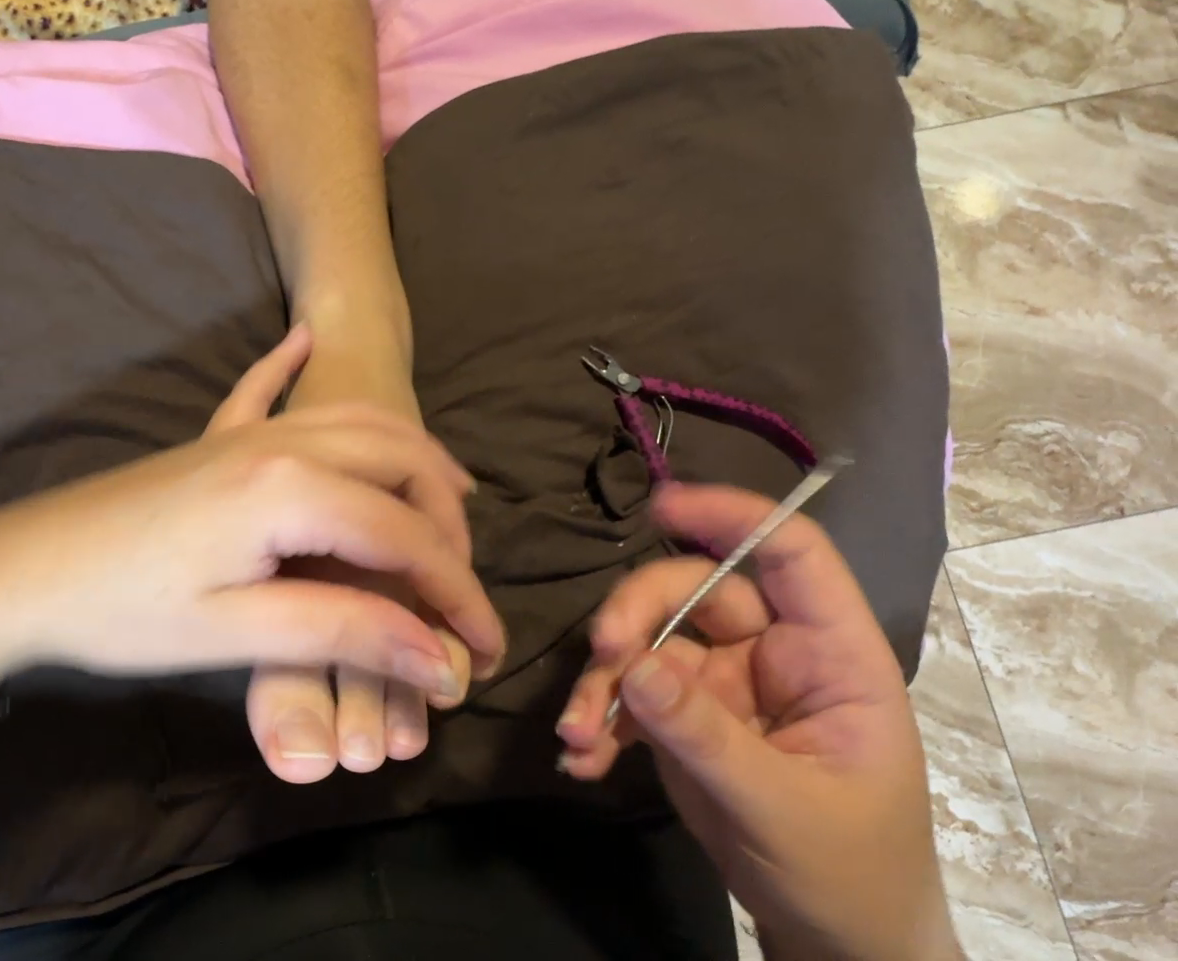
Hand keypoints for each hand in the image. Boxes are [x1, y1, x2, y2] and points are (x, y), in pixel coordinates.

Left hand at [0, 325, 504, 701]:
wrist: (21, 571)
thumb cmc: (122, 611)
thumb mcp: (235, 632)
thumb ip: (342, 631)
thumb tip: (437, 654)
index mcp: (290, 490)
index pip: (407, 536)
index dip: (457, 596)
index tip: (483, 652)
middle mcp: (280, 442)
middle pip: (400, 462)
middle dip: (448, 524)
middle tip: (462, 589)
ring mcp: (243, 433)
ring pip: (354, 421)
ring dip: (408, 456)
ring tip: (443, 503)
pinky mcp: (211, 441)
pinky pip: (264, 390)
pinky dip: (295, 368)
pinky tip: (305, 343)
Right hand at [554, 485, 960, 960]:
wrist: (833, 937)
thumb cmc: (847, 870)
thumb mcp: (781, 806)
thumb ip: (705, 734)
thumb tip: (632, 666)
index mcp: (829, 656)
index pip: (792, 556)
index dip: (735, 517)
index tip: (663, 507)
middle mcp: (769, 653)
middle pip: (692, 592)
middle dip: (636, 615)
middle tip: (603, 655)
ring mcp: (719, 683)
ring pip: (646, 641)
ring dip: (603, 681)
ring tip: (577, 731)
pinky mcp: (680, 716)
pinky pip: (627, 694)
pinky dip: (600, 719)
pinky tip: (584, 756)